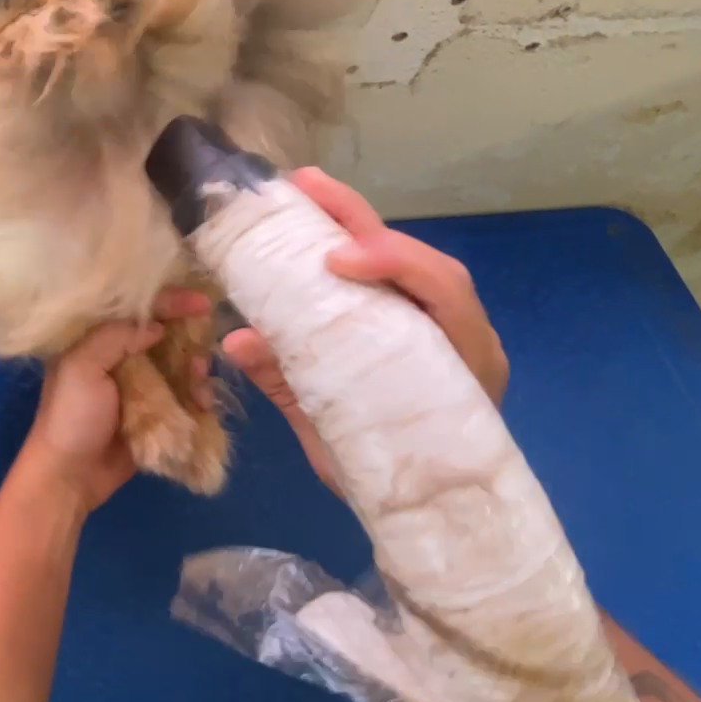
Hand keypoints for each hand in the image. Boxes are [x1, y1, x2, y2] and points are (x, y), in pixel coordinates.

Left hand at [19, 288, 213, 512]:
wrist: (70, 475)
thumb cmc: (70, 415)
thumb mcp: (83, 365)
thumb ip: (116, 336)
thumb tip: (157, 325)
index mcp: (94, 337)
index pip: (136, 308)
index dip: (169, 300)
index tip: (202, 301)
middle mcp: (117, 354)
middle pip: (163, 332)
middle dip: (188, 334)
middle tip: (203, 344)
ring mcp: (138, 384)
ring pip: (177, 363)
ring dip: (194, 366)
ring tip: (199, 376)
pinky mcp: (154, 411)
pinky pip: (183, 394)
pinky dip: (196, 394)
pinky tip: (202, 401)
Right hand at [221, 167, 508, 490]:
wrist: (432, 515)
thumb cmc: (397, 481)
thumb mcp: (342, 443)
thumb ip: (293, 391)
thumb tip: (236, 340)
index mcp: (464, 364)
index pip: (445, 292)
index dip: (394, 262)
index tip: (337, 261)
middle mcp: (453, 335)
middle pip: (417, 259)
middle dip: (359, 218)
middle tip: (303, 186)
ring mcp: (429, 331)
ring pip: (398, 263)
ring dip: (347, 225)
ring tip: (298, 196)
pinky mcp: (400, 330)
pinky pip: (375, 283)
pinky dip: (341, 253)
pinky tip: (305, 237)